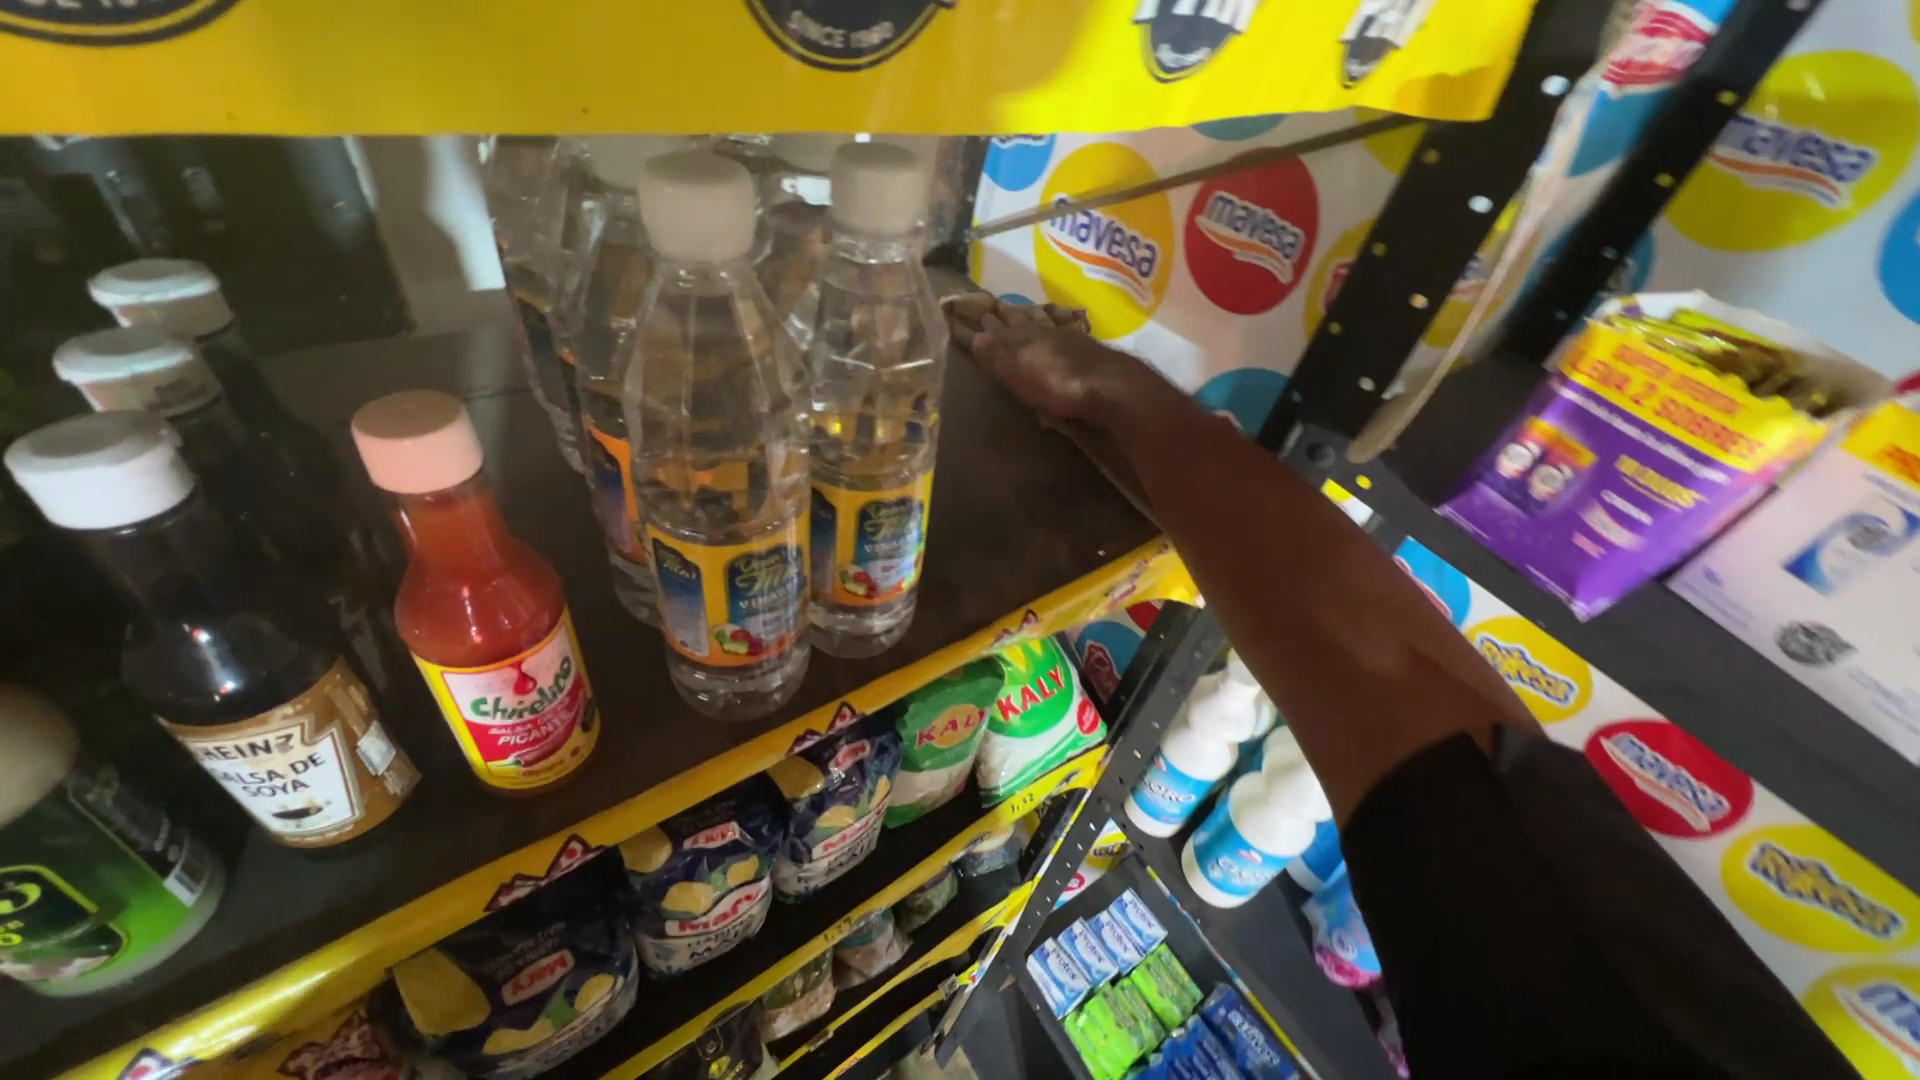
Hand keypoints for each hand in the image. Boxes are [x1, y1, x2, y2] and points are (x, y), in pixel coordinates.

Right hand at [944, 294, 1155, 422]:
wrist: (1108, 388)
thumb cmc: (1056, 382)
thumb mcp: (1018, 370)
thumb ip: (999, 354)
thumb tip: (976, 335)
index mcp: (1025, 337)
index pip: (1002, 327)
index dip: (990, 324)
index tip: (979, 315)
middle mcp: (1047, 334)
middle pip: (1025, 323)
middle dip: (1011, 317)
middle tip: (999, 308)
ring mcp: (1070, 343)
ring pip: (1047, 327)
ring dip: (1035, 322)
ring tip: (1027, 317)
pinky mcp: (1089, 356)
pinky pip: (1067, 339)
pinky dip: (1058, 335)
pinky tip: (1060, 337)